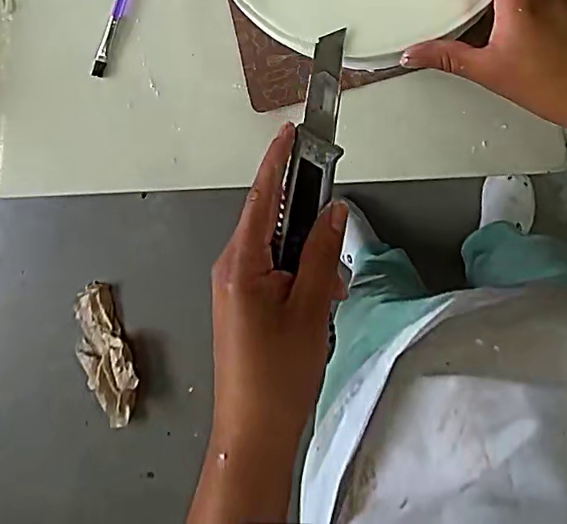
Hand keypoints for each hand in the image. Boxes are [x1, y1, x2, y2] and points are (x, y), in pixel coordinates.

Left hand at [190, 124, 345, 523]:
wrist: (252, 434)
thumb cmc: (277, 378)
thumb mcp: (311, 310)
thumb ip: (322, 256)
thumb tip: (332, 213)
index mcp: (241, 260)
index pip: (261, 195)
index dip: (277, 160)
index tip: (290, 132)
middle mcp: (231, 265)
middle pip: (270, 221)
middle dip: (307, 227)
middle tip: (334, 240)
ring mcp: (234, 284)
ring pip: (276, 249)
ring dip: (308, 260)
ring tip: (330, 294)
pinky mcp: (242, 300)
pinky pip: (272, 271)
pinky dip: (298, 276)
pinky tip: (319, 303)